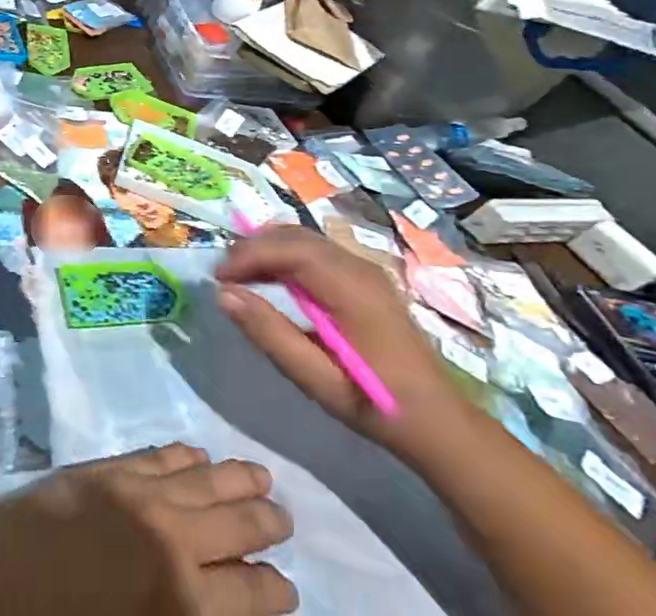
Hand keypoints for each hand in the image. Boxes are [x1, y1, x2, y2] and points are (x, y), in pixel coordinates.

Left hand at [37, 444, 297, 614]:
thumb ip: (191, 615)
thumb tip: (224, 600)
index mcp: (186, 603)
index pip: (258, 592)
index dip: (276, 590)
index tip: (283, 587)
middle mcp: (173, 540)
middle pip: (242, 524)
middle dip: (269, 524)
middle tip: (282, 520)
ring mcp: (137, 495)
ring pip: (207, 479)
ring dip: (239, 480)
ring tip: (260, 477)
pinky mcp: (103, 470)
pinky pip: (158, 456)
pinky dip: (185, 456)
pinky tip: (198, 456)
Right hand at [216, 226, 473, 460]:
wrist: (437, 420)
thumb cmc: (376, 403)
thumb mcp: (315, 377)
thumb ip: (269, 332)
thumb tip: (223, 294)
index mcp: (352, 290)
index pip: (290, 249)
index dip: (248, 255)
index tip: (218, 278)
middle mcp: (360, 268)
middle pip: (296, 236)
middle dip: (253, 248)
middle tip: (223, 277)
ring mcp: (366, 270)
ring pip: (305, 239)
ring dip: (268, 250)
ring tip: (240, 278)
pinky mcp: (366, 279)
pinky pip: (317, 251)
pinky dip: (285, 257)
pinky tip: (271, 282)